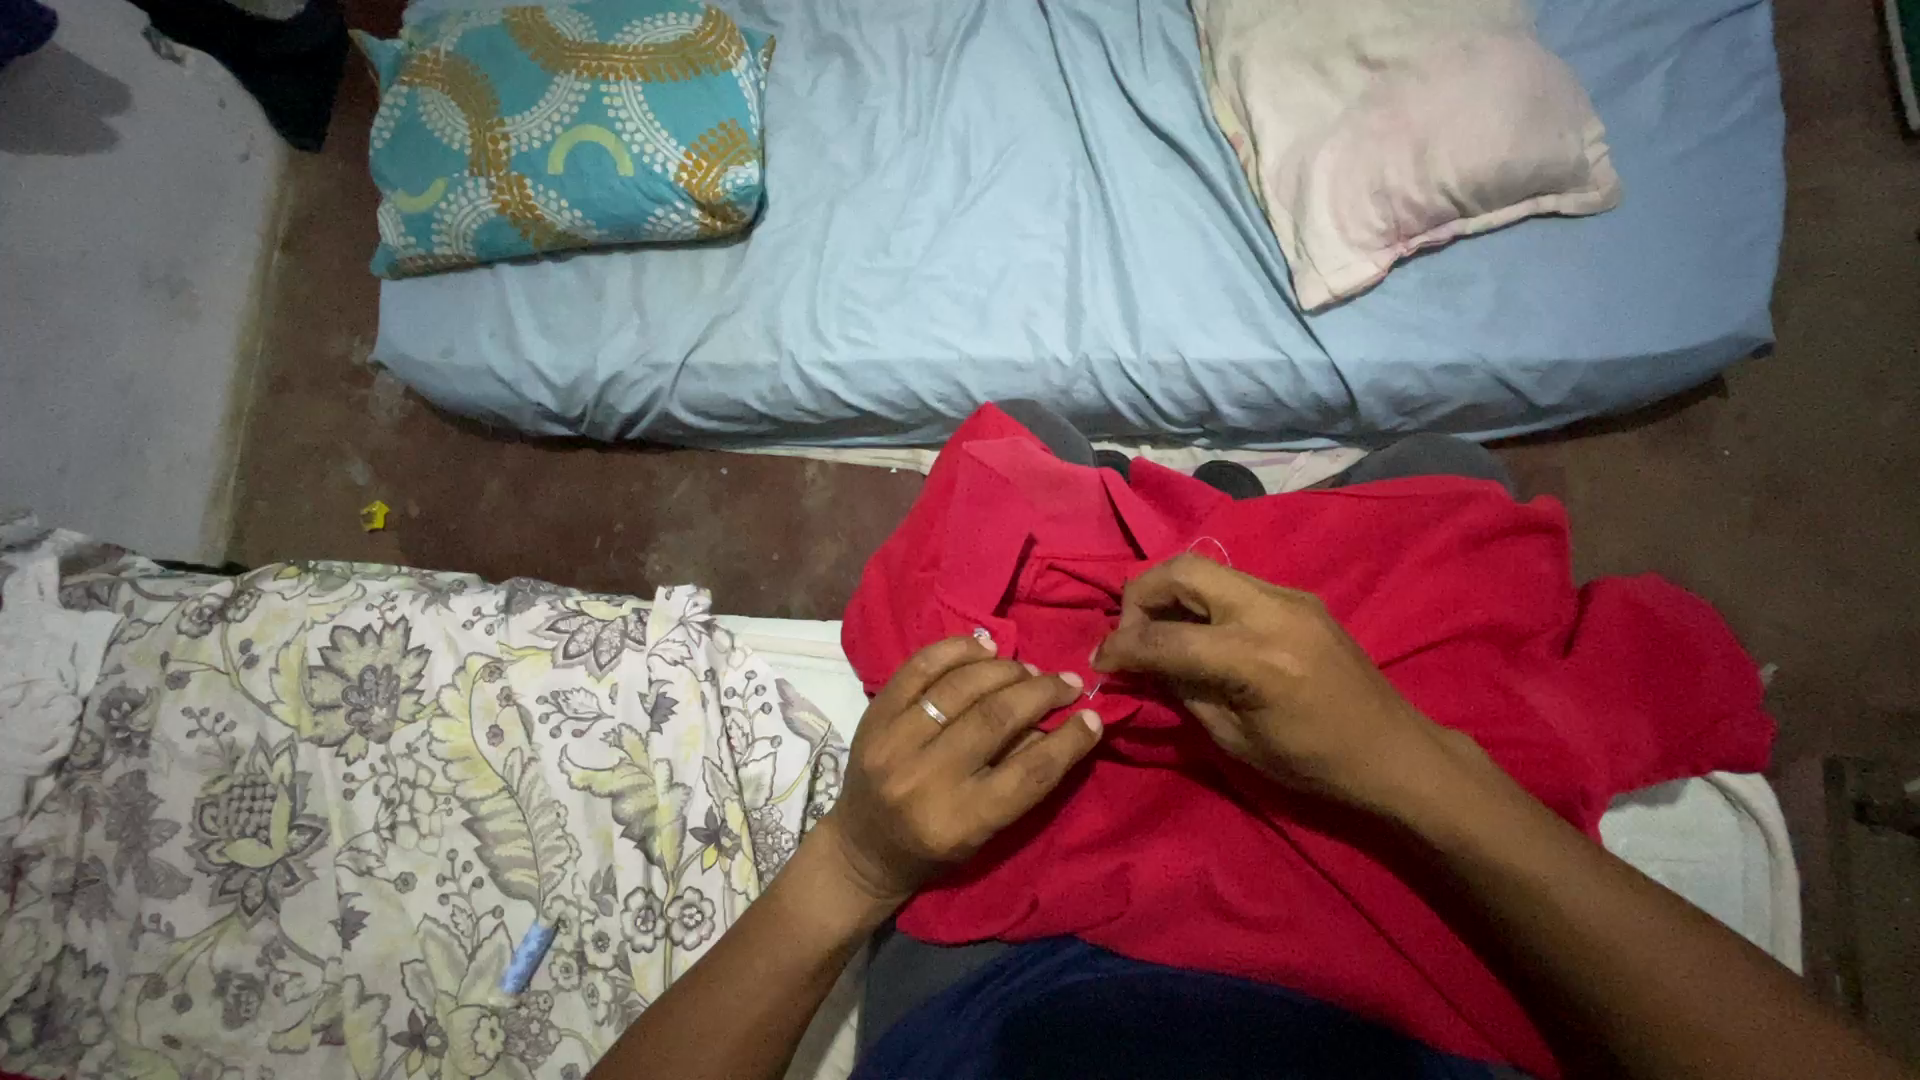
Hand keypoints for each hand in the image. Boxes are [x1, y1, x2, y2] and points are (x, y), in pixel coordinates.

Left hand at [816, 636, 1102, 906]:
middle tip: (1068, 681)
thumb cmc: (933, 850)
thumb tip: (1055, 724)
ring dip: (1004, 670)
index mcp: (957, 822)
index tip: (1094, 718)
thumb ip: (1018, 779)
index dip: (1068, 742)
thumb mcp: (984, 833)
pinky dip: (955, 650)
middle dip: (1041, 693)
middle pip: (995, 719)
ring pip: (960, 687)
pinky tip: (985, 647)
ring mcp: (892, 743)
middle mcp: (923, 780)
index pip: (1027, 774)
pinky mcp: (874, 717)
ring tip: (1029, 669)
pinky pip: (919, 668)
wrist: (863, 848)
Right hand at [1091, 554, 1461, 815]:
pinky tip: (1198, 632)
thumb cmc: (1314, 763)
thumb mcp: (1234, 740)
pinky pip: (1231, 582)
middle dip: (1140, 596)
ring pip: (1205, 568)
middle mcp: (1272, 611)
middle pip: (1182, 570)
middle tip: (1129, 634)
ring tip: (1157, 632)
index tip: (1099, 661)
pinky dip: (1199, 599)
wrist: (1395, 752)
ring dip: (1169, 593)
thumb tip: (1139, 665)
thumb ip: (1181, 691)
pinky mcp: (1298, 596)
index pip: (1165, 637)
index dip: (1121, 646)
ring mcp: (1289, 595)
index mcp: (1257, 659)